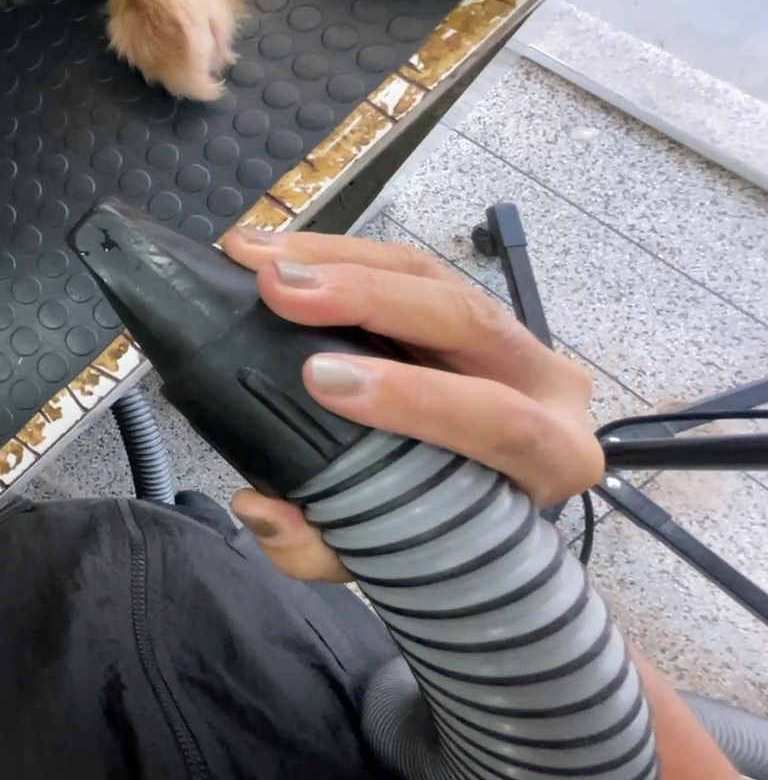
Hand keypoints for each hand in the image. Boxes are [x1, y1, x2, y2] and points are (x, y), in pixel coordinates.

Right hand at [218, 229, 602, 581]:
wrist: (472, 486)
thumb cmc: (431, 521)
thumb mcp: (376, 550)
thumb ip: (317, 547)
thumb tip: (257, 509)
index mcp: (543, 457)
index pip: (499, 420)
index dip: (412, 396)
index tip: (318, 378)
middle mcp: (539, 382)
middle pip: (465, 318)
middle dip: (364, 298)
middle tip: (276, 288)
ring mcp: (496, 329)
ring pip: (426, 274)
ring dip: (333, 258)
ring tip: (255, 254)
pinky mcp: (447, 297)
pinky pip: (397, 259)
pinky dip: (328, 250)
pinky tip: (271, 248)